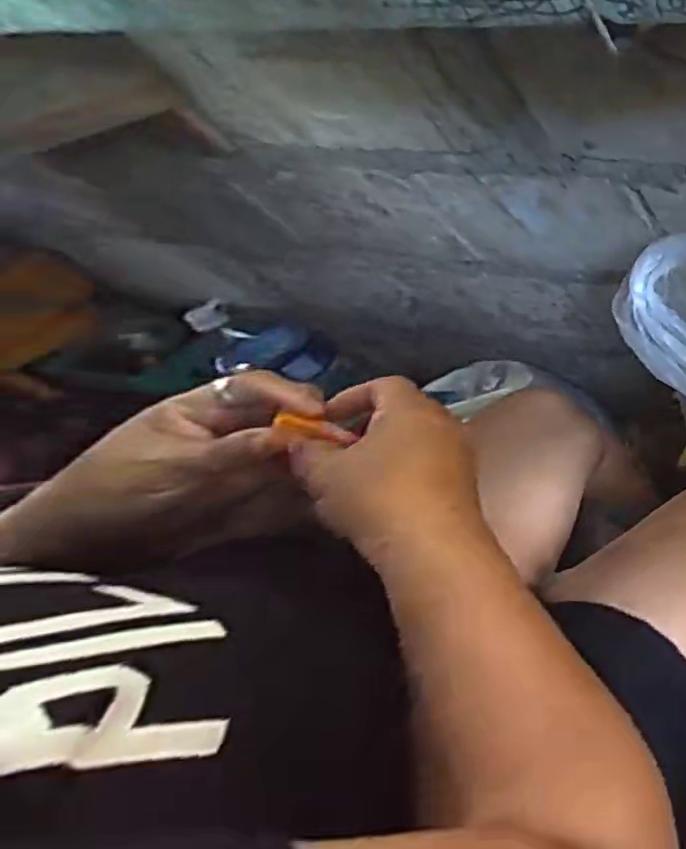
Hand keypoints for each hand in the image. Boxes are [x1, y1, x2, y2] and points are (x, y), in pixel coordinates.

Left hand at [0, 372, 342, 567]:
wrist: (86, 548)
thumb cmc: (112, 492)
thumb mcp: (168, 467)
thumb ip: (229, 451)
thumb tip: (289, 435)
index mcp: (205, 409)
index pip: (256, 386)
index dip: (289, 394)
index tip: (316, 411)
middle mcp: (237, 426)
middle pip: (292, 411)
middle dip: (320, 420)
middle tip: (343, 438)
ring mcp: (253, 455)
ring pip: (303, 442)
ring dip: (326, 449)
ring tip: (349, 459)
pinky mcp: (263, 484)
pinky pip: (299, 474)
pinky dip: (319, 476)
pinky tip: (336, 480)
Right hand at [287, 376, 482, 564]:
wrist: (432, 537)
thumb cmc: (375, 493)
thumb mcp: (324, 471)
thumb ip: (309, 450)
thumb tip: (303, 442)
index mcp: (414, 408)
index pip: (385, 384)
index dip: (349, 396)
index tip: (321, 422)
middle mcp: (446, 420)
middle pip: (403, 409)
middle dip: (365, 425)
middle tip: (332, 450)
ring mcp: (462, 446)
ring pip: (418, 435)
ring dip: (385, 448)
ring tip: (350, 475)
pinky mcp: (467, 473)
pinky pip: (432, 457)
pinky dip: (406, 465)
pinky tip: (381, 493)